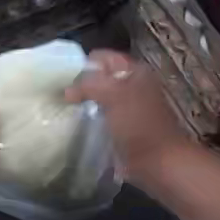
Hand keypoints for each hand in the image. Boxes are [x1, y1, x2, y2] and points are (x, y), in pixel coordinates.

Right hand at [65, 49, 193, 184]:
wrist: (159, 163)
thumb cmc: (138, 125)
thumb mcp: (113, 94)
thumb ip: (88, 84)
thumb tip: (66, 89)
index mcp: (134, 71)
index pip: (101, 57)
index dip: (82, 65)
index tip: (62, 80)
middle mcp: (133, 85)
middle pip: (99, 77)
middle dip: (80, 85)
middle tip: (60, 96)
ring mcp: (128, 107)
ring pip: (99, 97)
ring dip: (83, 103)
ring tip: (65, 110)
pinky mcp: (124, 127)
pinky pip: (101, 116)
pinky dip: (89, 119)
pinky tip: (76, 125)